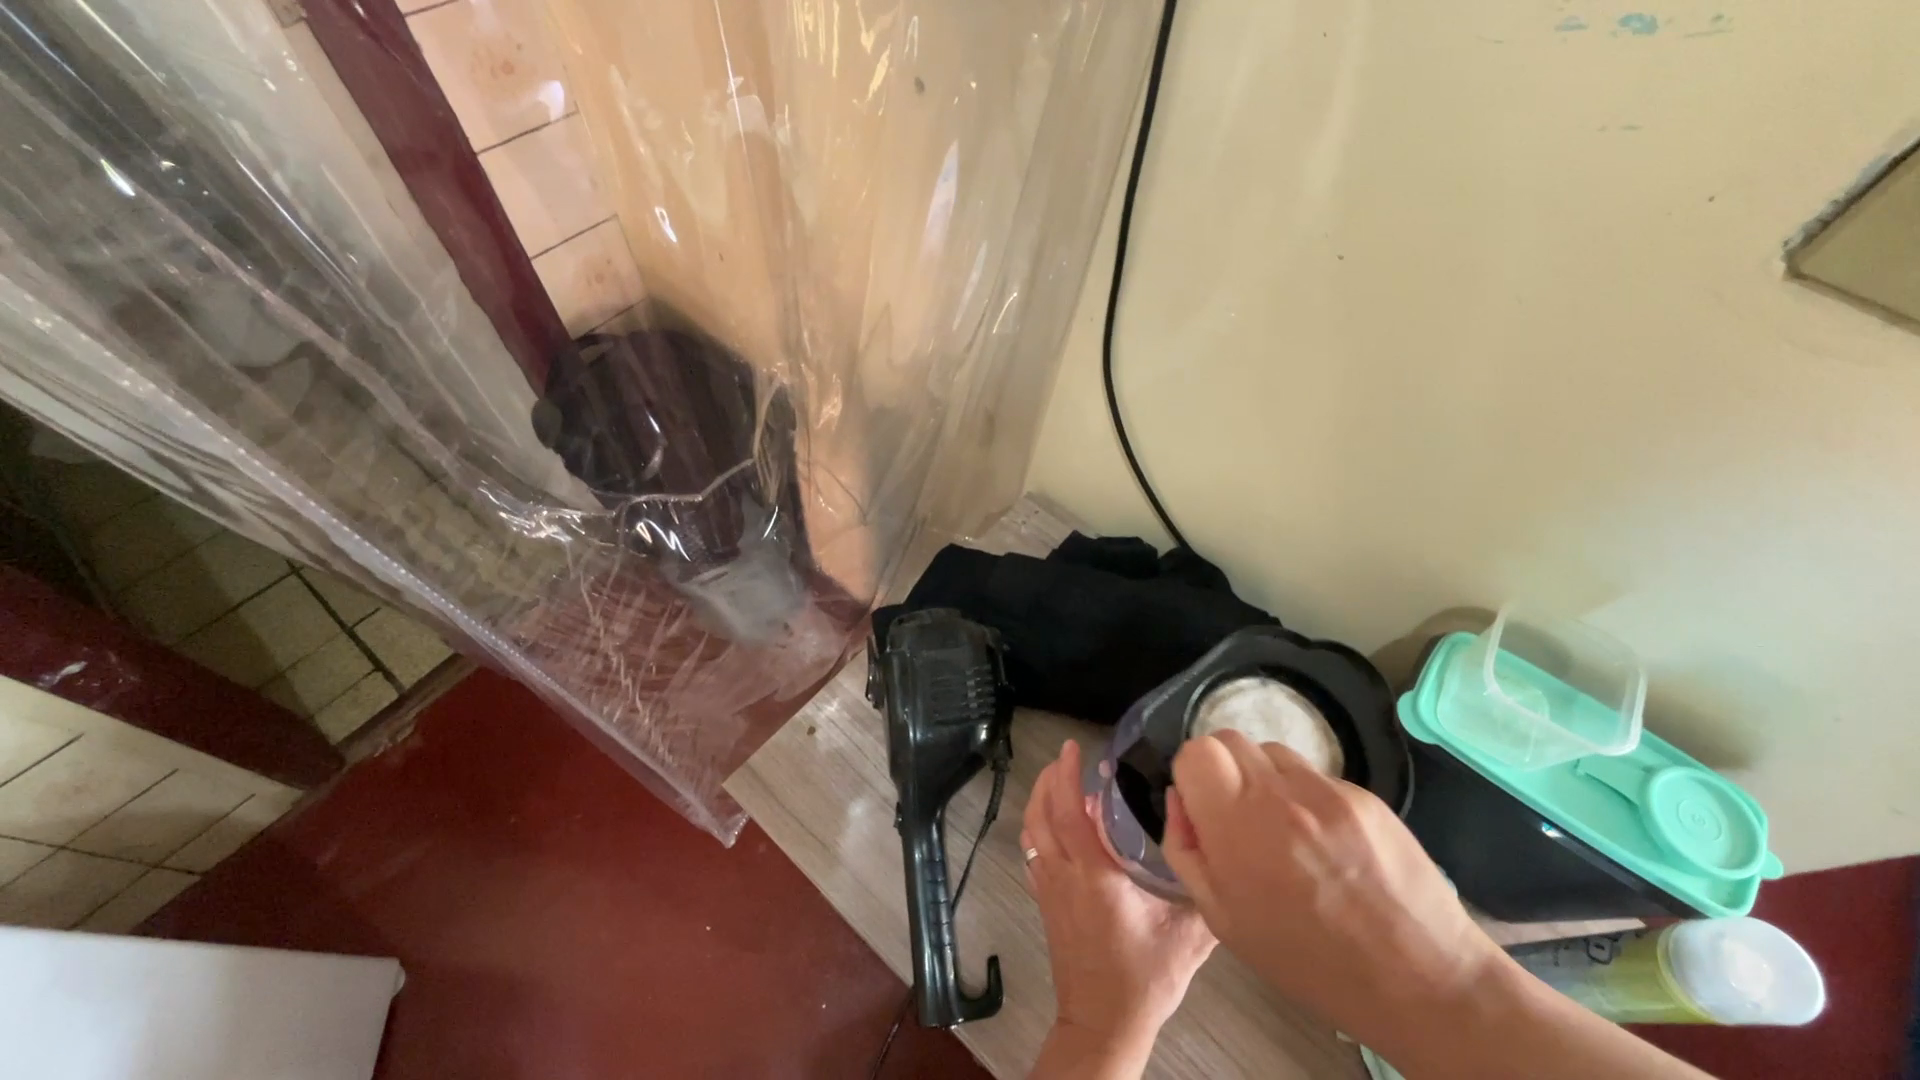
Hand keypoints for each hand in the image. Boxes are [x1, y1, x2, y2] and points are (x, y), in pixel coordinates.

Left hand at [1022, 739, 1215, 1049]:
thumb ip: (1205, 896)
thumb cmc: (1143, 979)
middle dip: (1048, 780)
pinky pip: (1033, 854)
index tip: (1073, 748)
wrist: (1103, 1023)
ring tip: (1062, 784)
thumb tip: (1225, 859)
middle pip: (1041, 814)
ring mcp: (1049, 890)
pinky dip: (1040, 829)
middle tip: (1067, 758)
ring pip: (1032, 833)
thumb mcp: (1187, 939)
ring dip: (1041, 802)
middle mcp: (1064, 876)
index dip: (1066, 776)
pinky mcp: (1044, 904)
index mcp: (1094, 876)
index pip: (1069, 813)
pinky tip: (1059, 827)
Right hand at [1161, 731, 1505, 1041]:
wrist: (1416, 977)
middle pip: (1230, 739)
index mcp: (1235, 827)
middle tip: (1237, 816)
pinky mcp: (1364, 794)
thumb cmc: (1304, 959)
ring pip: (1273, 753)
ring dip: (1265, 779)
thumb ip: (1186, 849)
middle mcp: (1279, 795)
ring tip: (1285, 830)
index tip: (1203, 806)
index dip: (1192, 775)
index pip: (1196, 752)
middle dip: (1223, 769)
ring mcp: (1327, 790)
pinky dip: (1308, 797)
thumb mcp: (1222, 918)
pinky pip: (1317, 776)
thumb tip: (1180, 800)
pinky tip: (1326, 843)